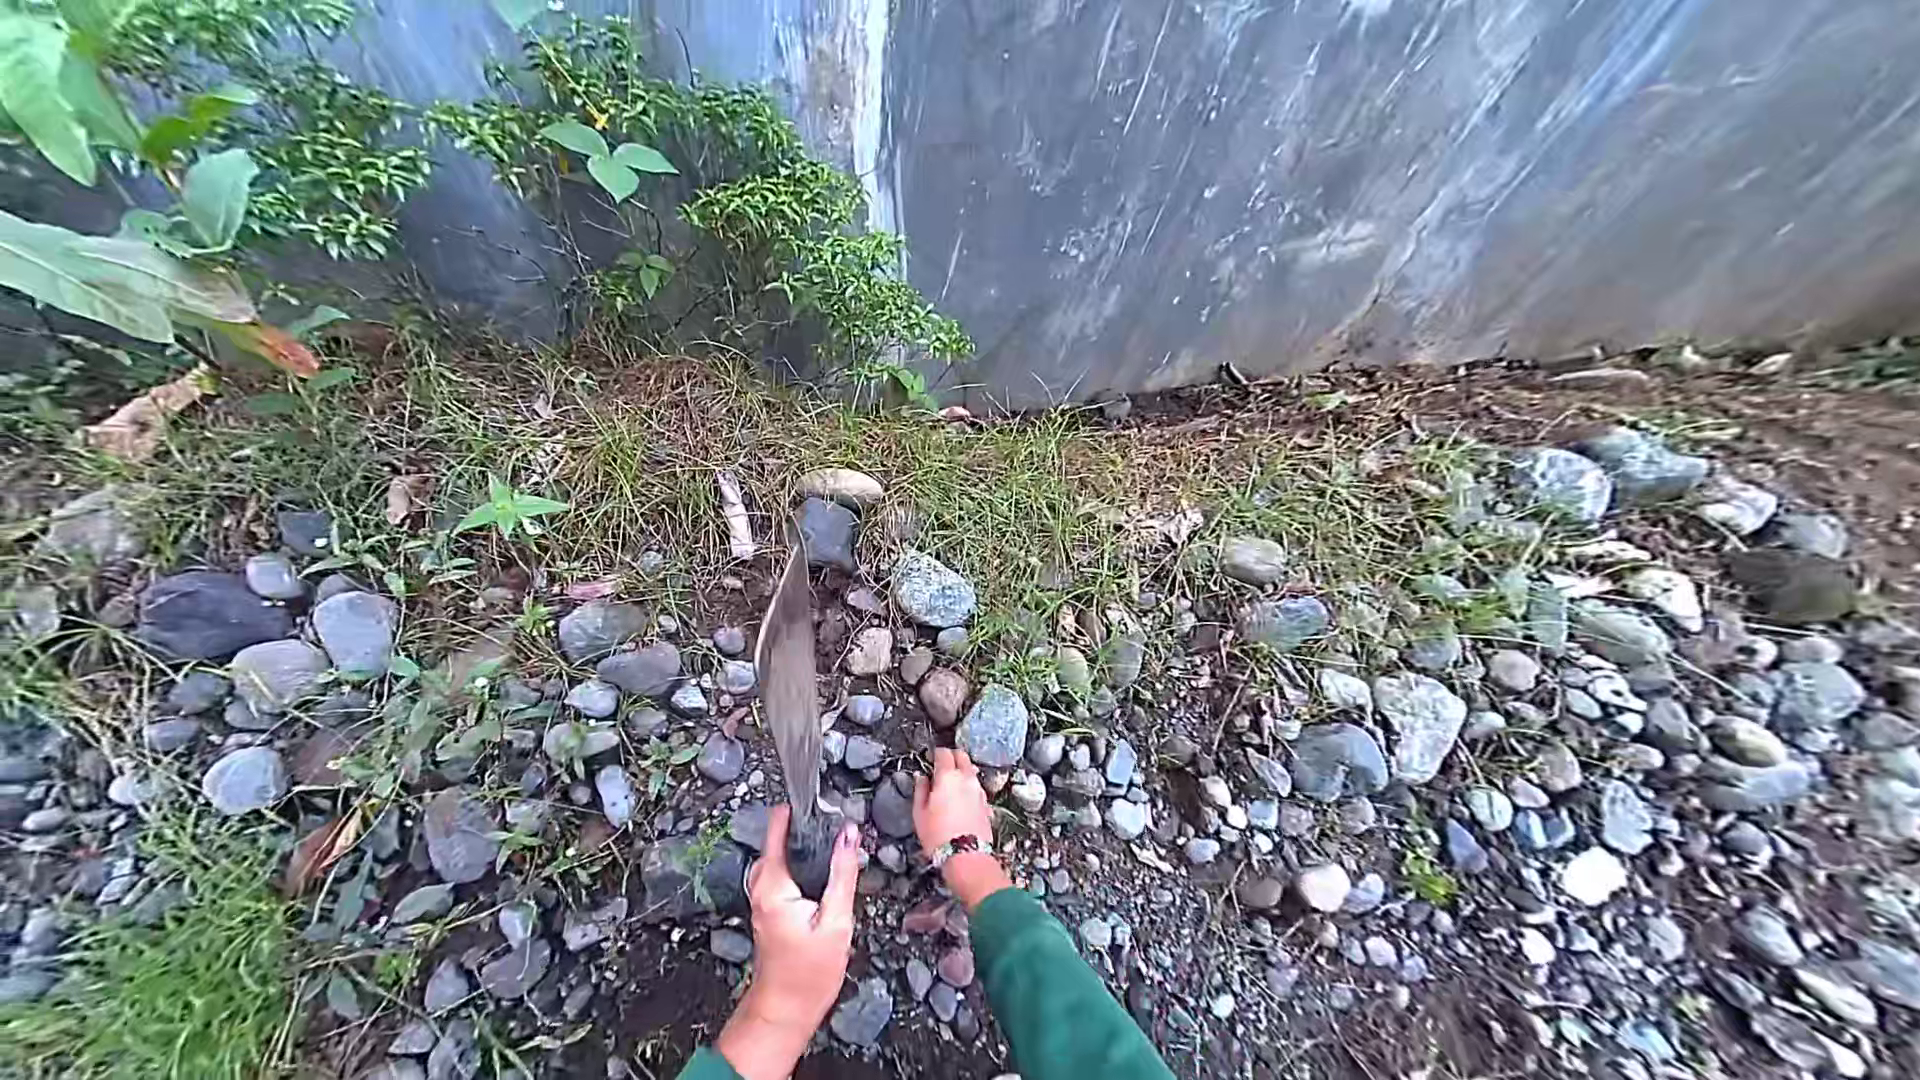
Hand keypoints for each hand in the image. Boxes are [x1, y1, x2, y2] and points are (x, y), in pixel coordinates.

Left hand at [713, 804, 859, 1079]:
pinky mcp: (772, 903)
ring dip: (808, 841)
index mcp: (772, 883)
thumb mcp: (835, 920)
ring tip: (838, 838)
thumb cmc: (807, 976)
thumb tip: (850, 833)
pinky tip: (827, 864)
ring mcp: (765, 894)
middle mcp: (762, 884)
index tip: (820, 795)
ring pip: (785, 851)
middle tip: (839, 820)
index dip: (799, 806)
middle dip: (809, 823)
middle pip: (782, 835)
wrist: (785, 1013)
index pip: (778, 825)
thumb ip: (843, 872)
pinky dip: (805, 858)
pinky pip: (786, 866)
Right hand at [914, 748, 1008, 910]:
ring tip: (951, 783)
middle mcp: (966, 779)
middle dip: (952, 756)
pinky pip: (977, 788)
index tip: (931, 758)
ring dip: (962, 771)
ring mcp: (979, 791)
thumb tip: (921, 778)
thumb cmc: (940, 837)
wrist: (967, 857)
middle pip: (962, 756)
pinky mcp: (986, 804)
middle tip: (942, 765)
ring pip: (971, 771)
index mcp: (948, 776)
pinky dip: (969, 787)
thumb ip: (920, 790)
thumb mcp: (920, 813)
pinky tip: (962, 798)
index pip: (943, 753)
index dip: (936, 753)